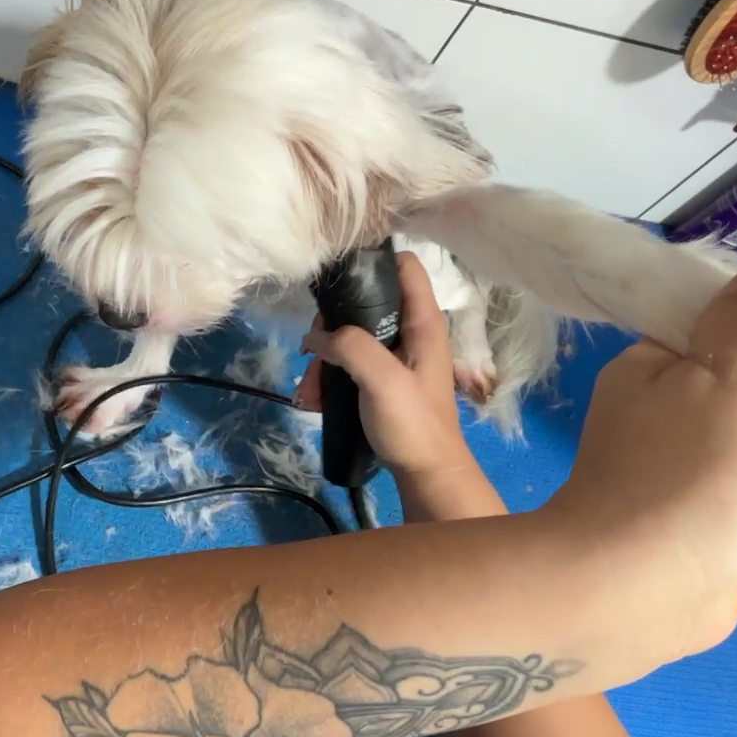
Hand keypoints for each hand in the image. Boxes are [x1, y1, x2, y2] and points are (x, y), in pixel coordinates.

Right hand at [294, 251, 477, 482]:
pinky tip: (314, 399)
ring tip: (310, 390)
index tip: (337, 276)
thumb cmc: (413, 425)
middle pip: (364, 304)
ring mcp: (394, 357)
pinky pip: (346, 365)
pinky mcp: (379, 380)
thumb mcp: (382, 380)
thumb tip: (316, 336)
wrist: (425, 474)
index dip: (373, 261)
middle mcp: (409, 333)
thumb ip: (351, 347)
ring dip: (323, 359)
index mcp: (423, 323)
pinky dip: (327, 378)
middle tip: (314, 350)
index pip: (405, 267)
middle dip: (331, 325)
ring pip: (349, 337)